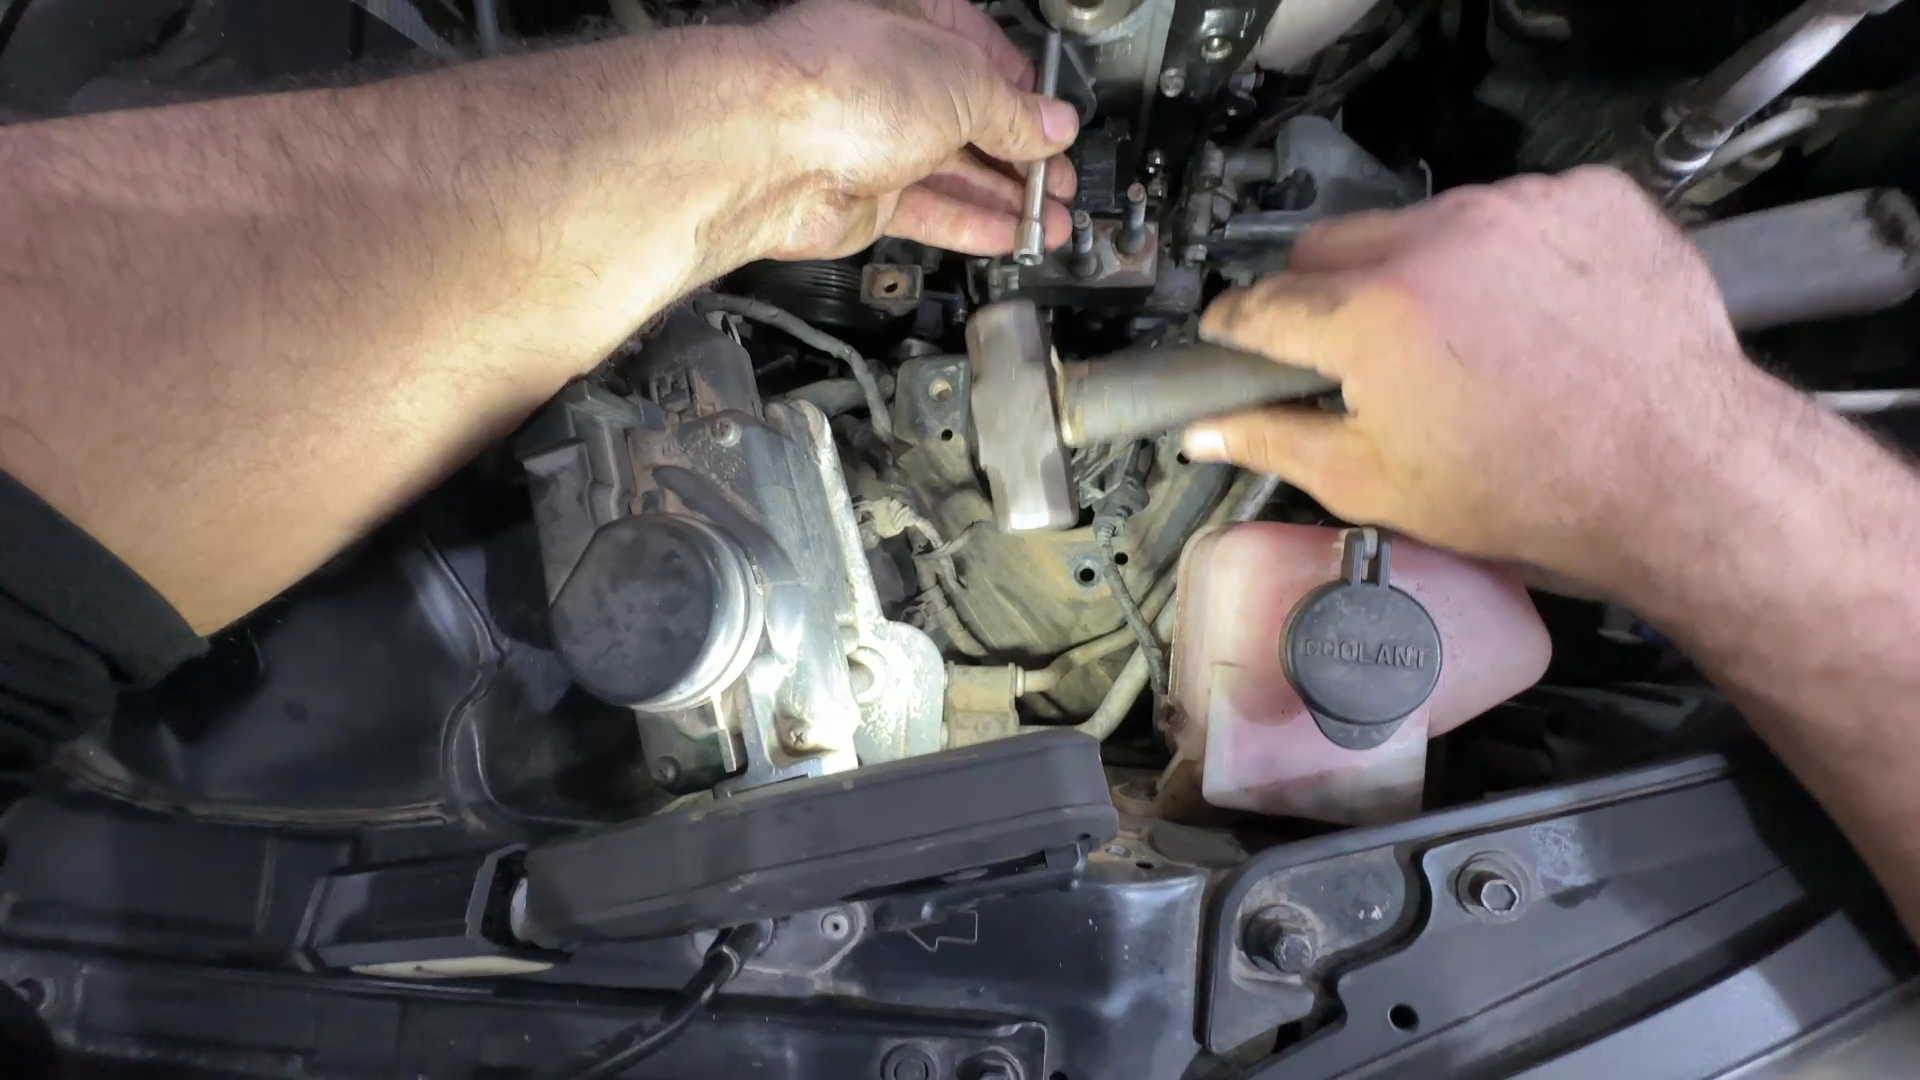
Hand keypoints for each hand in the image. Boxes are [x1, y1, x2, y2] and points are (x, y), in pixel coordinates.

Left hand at [735, 0, 1079, 258]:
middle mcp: (895, 80)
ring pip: (957, 175)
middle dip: (1024, 159)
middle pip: (975, 123)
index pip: (986, 57)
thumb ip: (1011, 112)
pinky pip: (934, 213)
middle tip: (1059, 186)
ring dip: (1008, 202)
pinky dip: (975, 227)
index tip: (1059, 129)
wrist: (774, 154)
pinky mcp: (872, 198)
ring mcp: (881, 142)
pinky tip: (1011, 238)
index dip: (1028, 97)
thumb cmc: (842, 87)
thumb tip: (1053, 126)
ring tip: (1050, 223)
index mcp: (913, 22)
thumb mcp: (958, 83)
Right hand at [1181, 167, 1766, 593]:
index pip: (1262, 303)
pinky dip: (1475, 254)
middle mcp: (1439, 241)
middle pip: (1323, 248)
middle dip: (1309, 295)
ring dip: (1393, 273)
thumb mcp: (1366, 479)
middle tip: (1335, 349)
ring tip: (1430, 337)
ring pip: (1404, 224)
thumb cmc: (1520, 490)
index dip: (1232, 324)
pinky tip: (1497, 310)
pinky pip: (1490, 210)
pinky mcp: (1581, 199)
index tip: (1227, 332)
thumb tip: (1203, 433)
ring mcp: (1516, 210)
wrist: (1677, 476)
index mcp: (1374, 317)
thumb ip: (1269, 440)